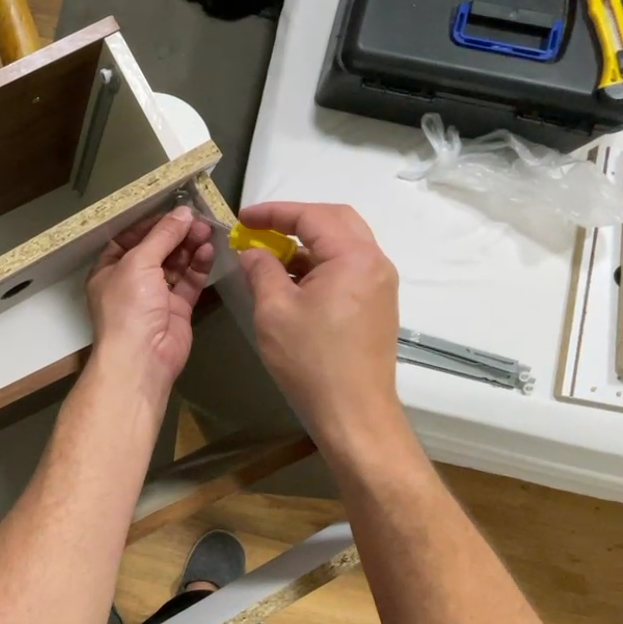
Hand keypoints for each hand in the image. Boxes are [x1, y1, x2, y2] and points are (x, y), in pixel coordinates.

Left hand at [85, 207, 214, 403]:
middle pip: (155, 250)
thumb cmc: (128, 307)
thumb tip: (181, 213)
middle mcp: (130, 282)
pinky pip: (189, 282)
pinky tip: (208, 250)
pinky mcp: (176, 309)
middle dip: (175, 234)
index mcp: (109, 270)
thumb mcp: (138, 263)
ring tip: (207, 229)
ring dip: (189, 247)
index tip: (173, 209)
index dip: (150, 223)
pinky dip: (198, 266)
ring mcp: (154, 297)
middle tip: (198, 218)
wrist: (141, 358)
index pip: (128, 239)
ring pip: (175, 265)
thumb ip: (161, 236)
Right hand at [236, 202, 402, 452]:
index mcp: (353, 257)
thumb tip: (253, 252)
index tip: (242, 219)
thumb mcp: (274, 310)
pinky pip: (348, 268)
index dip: (274, 213)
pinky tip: (293, 282)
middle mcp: (375, 262)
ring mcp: (380, 284)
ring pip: (344, 244)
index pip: (312, 216)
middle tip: (260, 229)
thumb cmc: (310, 360)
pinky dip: (319, 264)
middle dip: (295, 220)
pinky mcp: (377, 304)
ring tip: (271, 257)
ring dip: (307, 243)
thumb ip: (262, 271)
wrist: (353, 410)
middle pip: (336, 221)